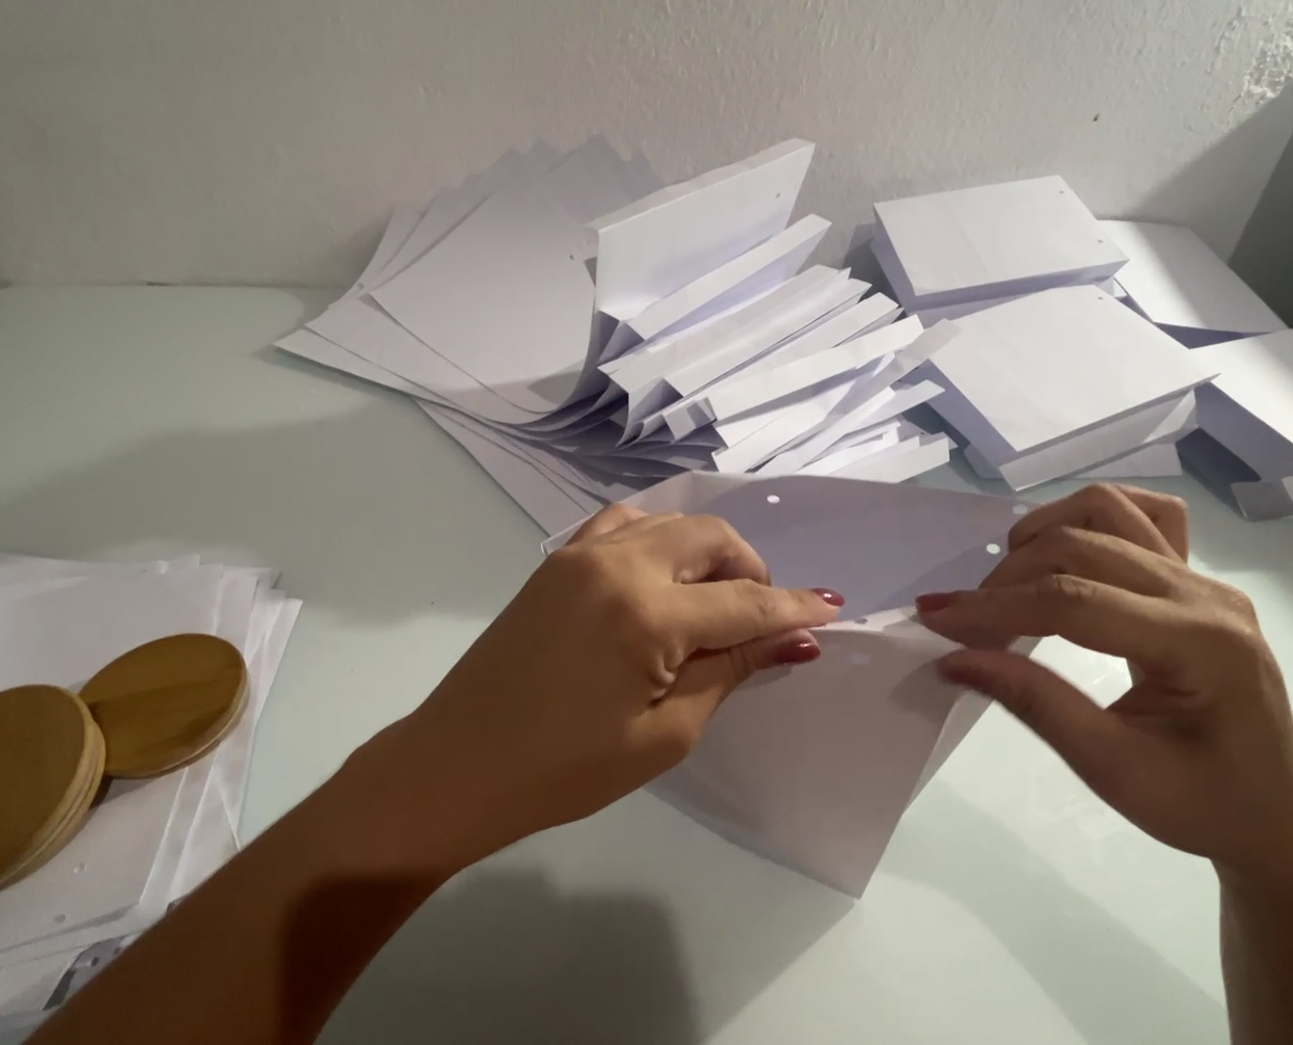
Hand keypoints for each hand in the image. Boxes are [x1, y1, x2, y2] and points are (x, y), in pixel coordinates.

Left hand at [357, 503, 841, 869]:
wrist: (459, 764)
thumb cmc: (565, 770)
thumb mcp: (665, 734)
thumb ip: (731, 672)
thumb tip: (794, 640)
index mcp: (649, 613)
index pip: (745, 602)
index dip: (794, 607)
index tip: (832, 608)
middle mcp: (619, 563)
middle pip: (712, 539)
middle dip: (752, 570)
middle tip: (763, 618)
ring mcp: (581, 553)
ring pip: (671, 521)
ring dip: (708, 550)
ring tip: (714, 599)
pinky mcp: (557, 559)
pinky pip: (624, 524)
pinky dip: (659, 538)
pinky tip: (662, 574)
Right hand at [916, 484, 1292, 879]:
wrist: (1274, 817)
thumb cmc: (1198, 804)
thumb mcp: (1110, 768)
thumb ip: (1033, 703)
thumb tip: (953, 658)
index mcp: (1199, 644)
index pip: (1073, 600)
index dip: (994, 606)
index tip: (934, 619)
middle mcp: (1206, 594)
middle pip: (1081, 547)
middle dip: (1008, 578)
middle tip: (967, 625)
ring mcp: (1206, 578)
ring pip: (1108, 512)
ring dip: (1043, 536)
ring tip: (1009, 584)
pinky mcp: (1196, 578)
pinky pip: (1142, 517)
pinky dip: (1089, 520)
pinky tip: (1064, 552)